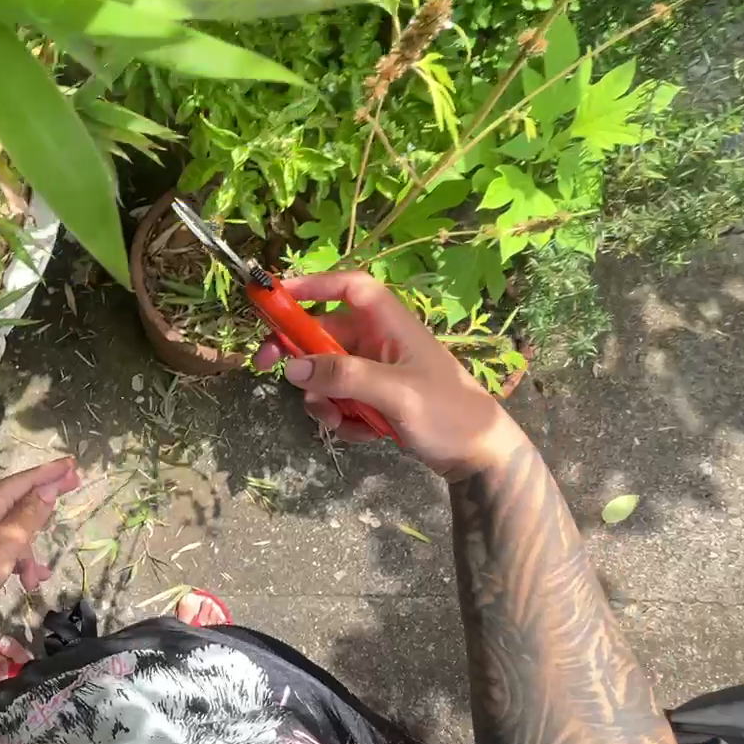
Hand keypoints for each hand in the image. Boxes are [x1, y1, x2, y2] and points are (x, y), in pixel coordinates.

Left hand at [0, 457, 80, 611]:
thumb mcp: (10, 540)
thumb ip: (30, 514)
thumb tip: (47, 489)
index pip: (25, 480)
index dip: (50, 472)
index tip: (72, 463)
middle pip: (22, 498)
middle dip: (46, 500)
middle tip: (74, 484)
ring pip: (16, 530)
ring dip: (31, 552)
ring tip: (40, 575)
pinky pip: (6, 547)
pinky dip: (19, 562)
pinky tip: (28, 582)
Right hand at [251, 270, 527, 480]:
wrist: (479, 457)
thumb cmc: (448, 415)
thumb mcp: (395, 394)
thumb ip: (343, 377)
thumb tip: (293, 368)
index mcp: (391, 325)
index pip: (348, 288)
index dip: (312, 285)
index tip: (275, 296)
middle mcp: (378, 342)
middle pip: (322, 333)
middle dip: (296, 354)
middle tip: (263, 367)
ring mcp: (374, 371)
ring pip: (323, 373)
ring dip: (322, 398)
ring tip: (340, 422)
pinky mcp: (373, 398)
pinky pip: (337, 399)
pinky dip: (340, 417)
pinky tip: (363, 434)